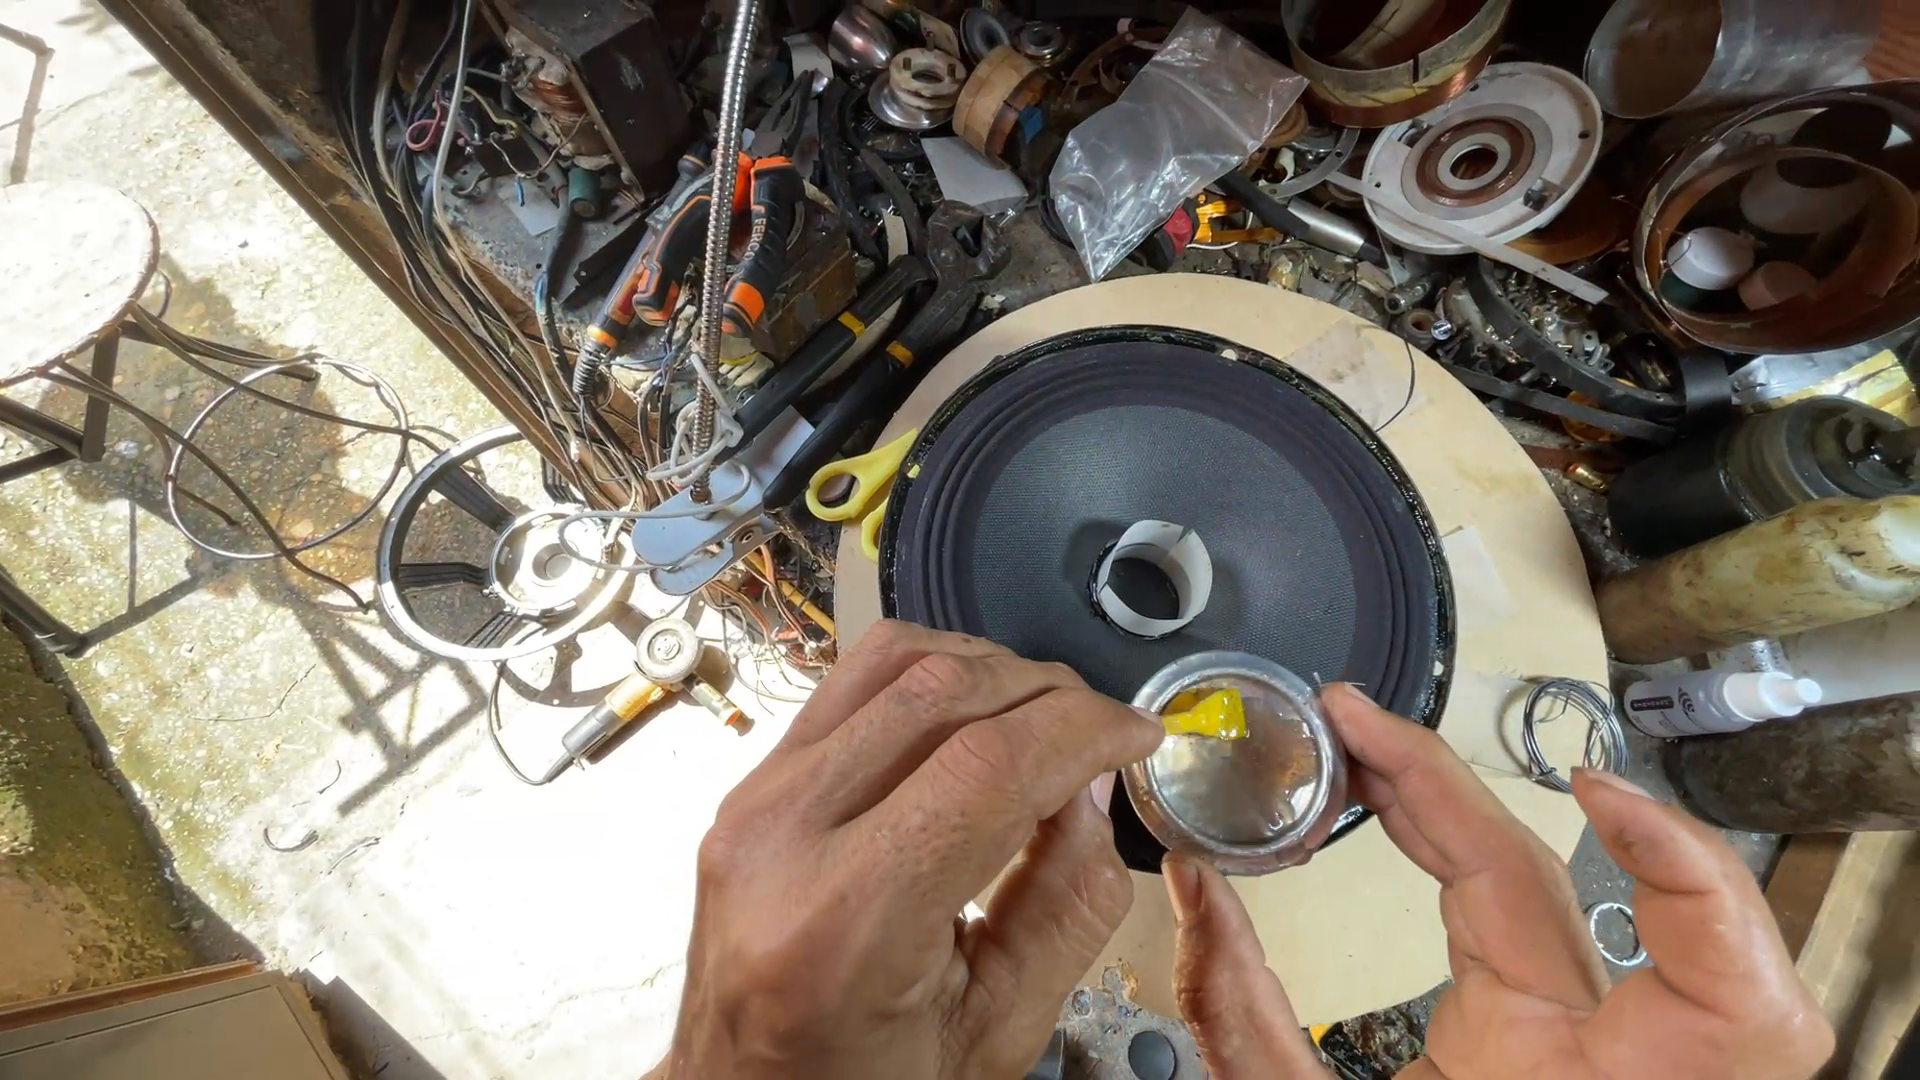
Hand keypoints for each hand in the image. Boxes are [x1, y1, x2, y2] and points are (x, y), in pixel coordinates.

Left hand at [649, 620, 1163, 1078]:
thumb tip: (1092, 780)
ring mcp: (758, 789)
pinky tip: (975, 704)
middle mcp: (782, 833)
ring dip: (994, 669)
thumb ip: (1068, 901)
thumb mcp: (999, 1027)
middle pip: (942, 696)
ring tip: (1043, 714)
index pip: (984, 768)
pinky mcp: (758, 771)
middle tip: (1100, 727)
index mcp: (841, 925)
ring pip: (898, 660)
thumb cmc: (872, 1079)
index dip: (1081, 730)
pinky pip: (857, 673)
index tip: (1137, 731)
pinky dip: (935, 667)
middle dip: (1048, 694)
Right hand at [1165, 683, 1833, 1079]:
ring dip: (1444, 798)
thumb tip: (1190, 878)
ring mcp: (1573, 1040)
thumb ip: (1234, 1005)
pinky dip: (1465, 837)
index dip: (1677, 873)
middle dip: (1441, 782)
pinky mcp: (1541, 1025)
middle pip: (1549, 882)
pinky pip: (1519, 905)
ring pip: (1540, 883)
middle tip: (1348, 722)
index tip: (1593, 787)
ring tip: (1354, 746)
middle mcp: (1598, 1063)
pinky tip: (1407, 804)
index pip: (1702, 984)